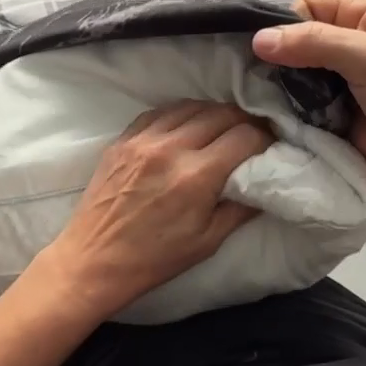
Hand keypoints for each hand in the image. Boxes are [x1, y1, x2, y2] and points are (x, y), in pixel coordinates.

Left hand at [27, 101, 272, 319]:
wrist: (95, 259)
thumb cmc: (155, 258)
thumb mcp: (208, 241)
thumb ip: (241, 208)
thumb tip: (264, 183)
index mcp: (196, 176)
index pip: (244, 136)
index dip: (264, 137)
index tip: (270, 144)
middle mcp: (170, 148)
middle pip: (220, 113)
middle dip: (243, 120)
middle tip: (250, 133)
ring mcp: (142, 140)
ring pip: (189, 105)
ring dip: (212, 112)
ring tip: (221, 127)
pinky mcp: (121, 140)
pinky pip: (158, 112)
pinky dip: (178, 114)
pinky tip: (185, 126)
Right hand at [250, 0, 365, 195]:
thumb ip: (315, 43)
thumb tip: (257, 40)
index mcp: (363, 19)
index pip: (308, 7)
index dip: (281, 20)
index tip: (252, 42)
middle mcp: (346, 48)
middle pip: (294, 43)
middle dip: (271, 57)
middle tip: (238, 72)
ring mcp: (336, 86)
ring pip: (290, 78)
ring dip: (272, 87)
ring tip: (243, 96)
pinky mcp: (328, 119)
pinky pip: (295, 110)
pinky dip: (280, 113)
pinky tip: (258, 117)